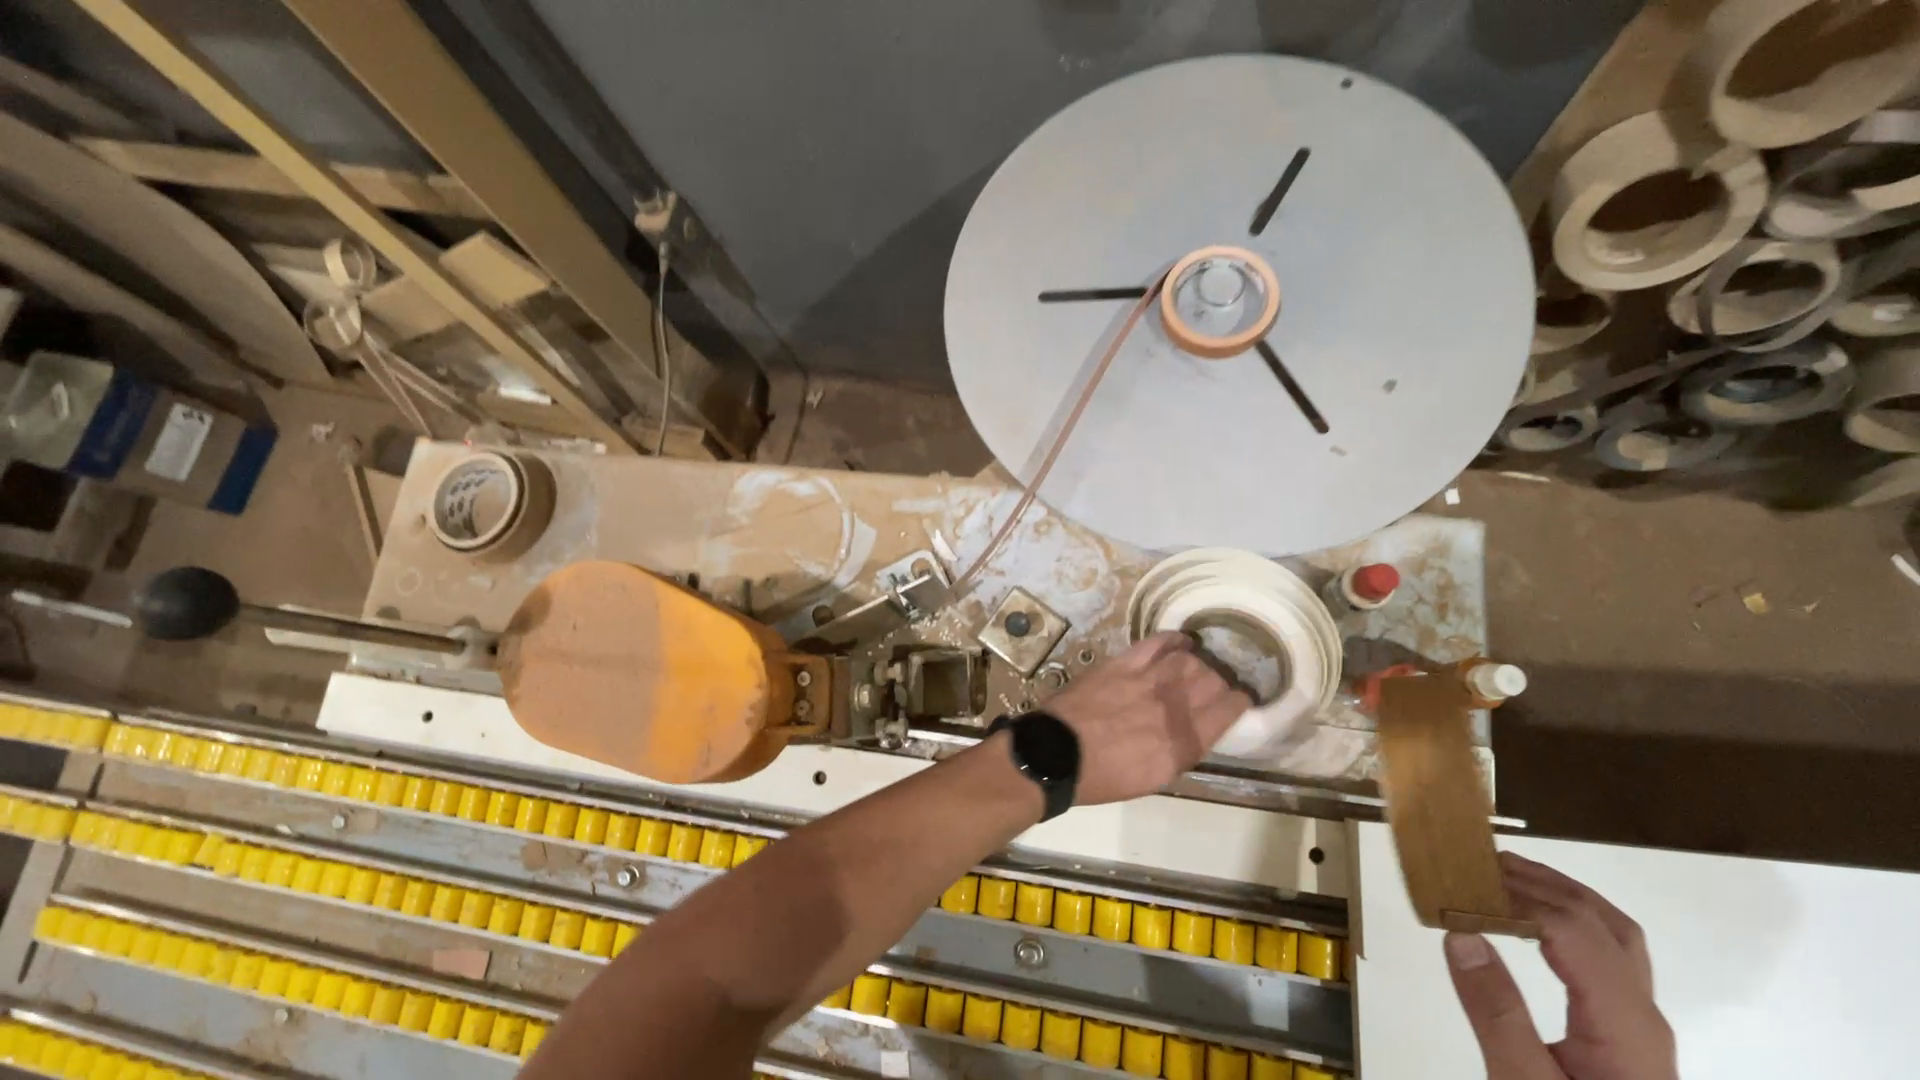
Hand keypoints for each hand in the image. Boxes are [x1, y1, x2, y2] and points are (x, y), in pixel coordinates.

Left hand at [1043, 632, 1250, 804]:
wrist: (1056, 756)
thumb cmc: (1103, 778)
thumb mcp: (1154, 776)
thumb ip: (1181, 749)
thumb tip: (1196, 727)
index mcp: (1183, 743)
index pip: (1229, 710)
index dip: (1239, 702)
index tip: (1239, 699)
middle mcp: (1173, 708)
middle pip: (1212, 680)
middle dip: (1219, 682)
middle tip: (1213, 685)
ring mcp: (1147, 681)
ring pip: (1188, 660)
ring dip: (1197, 663)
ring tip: (1194, 668)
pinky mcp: (1123, 664)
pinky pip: (1157, 642)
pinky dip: (1174, 639)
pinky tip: (1181, 642)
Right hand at [1444, 853, 1676, 1079]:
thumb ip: (1495, 1012)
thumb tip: (1460, 931)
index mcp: (1626, 1025)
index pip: (1573, 933)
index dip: (1517, 898)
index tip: (1459, 885)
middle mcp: (1643, 1014)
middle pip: (1602, 923)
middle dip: (1540, 883)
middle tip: (1476, 862)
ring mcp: (1641, 1024)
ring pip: (1612, 934)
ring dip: (1559, 894)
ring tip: (1503, 875)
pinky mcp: (1628, 1034)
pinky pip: (1606, 955)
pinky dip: (1567, 920)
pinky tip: (1532, 924)